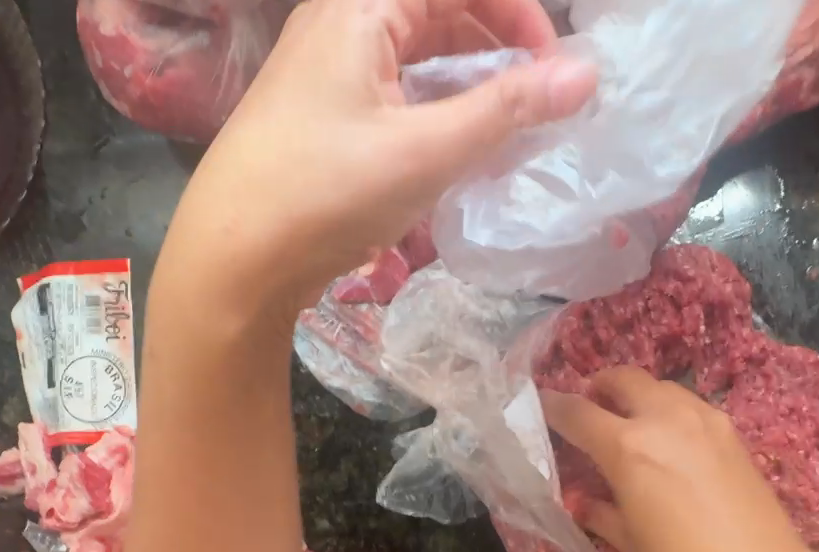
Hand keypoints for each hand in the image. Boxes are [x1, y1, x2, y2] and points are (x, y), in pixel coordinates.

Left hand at [155, 0, 596, 320]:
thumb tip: (585, 76)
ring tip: (508, 136)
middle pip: (438, 15)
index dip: (517, 15)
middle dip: (497, 51)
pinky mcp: (326, 123)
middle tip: (538, 106)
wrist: (233, 260)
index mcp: (360, 5)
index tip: (556, 72)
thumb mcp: (425, 150)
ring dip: (469, 91)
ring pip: (419, 63)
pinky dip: (437, 120)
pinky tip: (459, 157)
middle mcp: (342, 25)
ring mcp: (330, 76)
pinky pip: (397, 101)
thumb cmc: (325, 193)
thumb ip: (505, 110)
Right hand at [541, 367, 818, 551]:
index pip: (578, 412)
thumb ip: (597, 511)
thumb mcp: (629, 542)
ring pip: (659, 387)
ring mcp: (703, 418)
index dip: (554, 407)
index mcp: (628, 447)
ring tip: (627, 425)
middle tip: (588, 410)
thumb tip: (578, 498)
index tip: (543, 408)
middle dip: (598, 387)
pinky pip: (687, 404)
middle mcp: (663, 418)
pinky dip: (667, 410)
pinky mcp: (730, 429)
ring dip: (635, 396)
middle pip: (622, 379)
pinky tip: (667, 442)